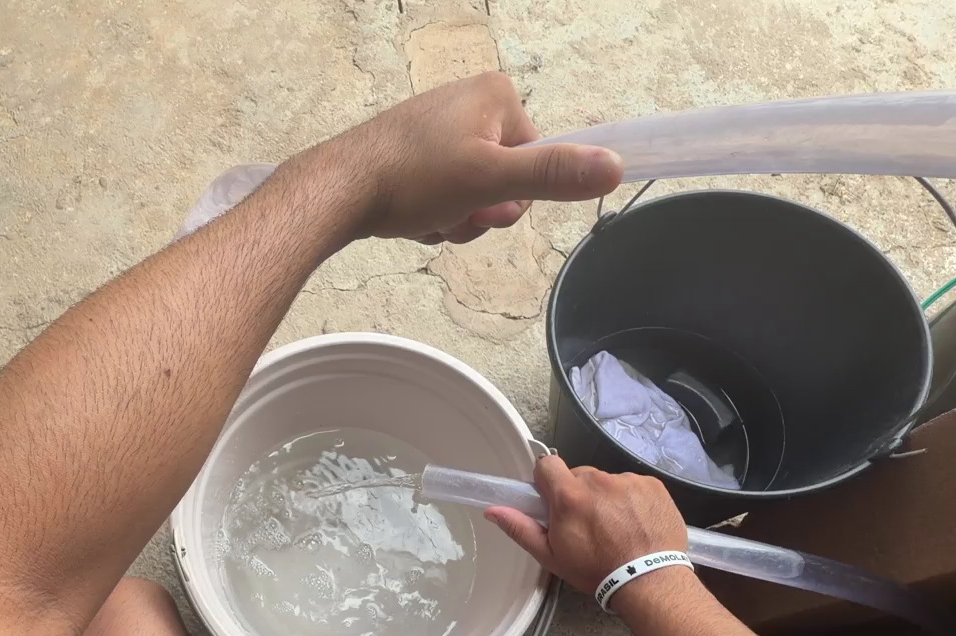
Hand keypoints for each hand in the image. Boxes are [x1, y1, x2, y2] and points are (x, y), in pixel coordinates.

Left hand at [296, 72, 622, 244]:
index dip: (510, 198)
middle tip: (448, 214)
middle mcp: (469, 103)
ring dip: (453, 219)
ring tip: (424, 216)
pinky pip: (441, 194)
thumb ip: (551, 176)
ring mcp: (438, 129)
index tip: (481, 204)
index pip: (535, 161)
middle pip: (502, 181)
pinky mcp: (412, 154)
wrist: (339, 191)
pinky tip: (409, 216)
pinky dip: (430, 214)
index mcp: (496, 96)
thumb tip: (616, 168)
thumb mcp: (490, 181)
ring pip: (470, 194)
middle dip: (477, 212)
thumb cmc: (414, 180)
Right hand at [486, 456, 689, 599]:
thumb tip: (493, 511)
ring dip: (604, 497)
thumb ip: (520, 528)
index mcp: (569, 497)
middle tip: (584, 522)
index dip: (546, 480)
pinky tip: (632, 522)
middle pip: (578, 475)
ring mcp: (628, 481)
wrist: (649, 580)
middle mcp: (599, 481)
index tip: (551, 498)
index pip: (547, 464)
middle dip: (577, 493)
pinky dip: (630, 499)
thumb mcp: (550, 555)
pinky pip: (632, 484)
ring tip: (613, 526)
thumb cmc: (598, 571)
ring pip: (606, 480)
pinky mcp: (652, 485)